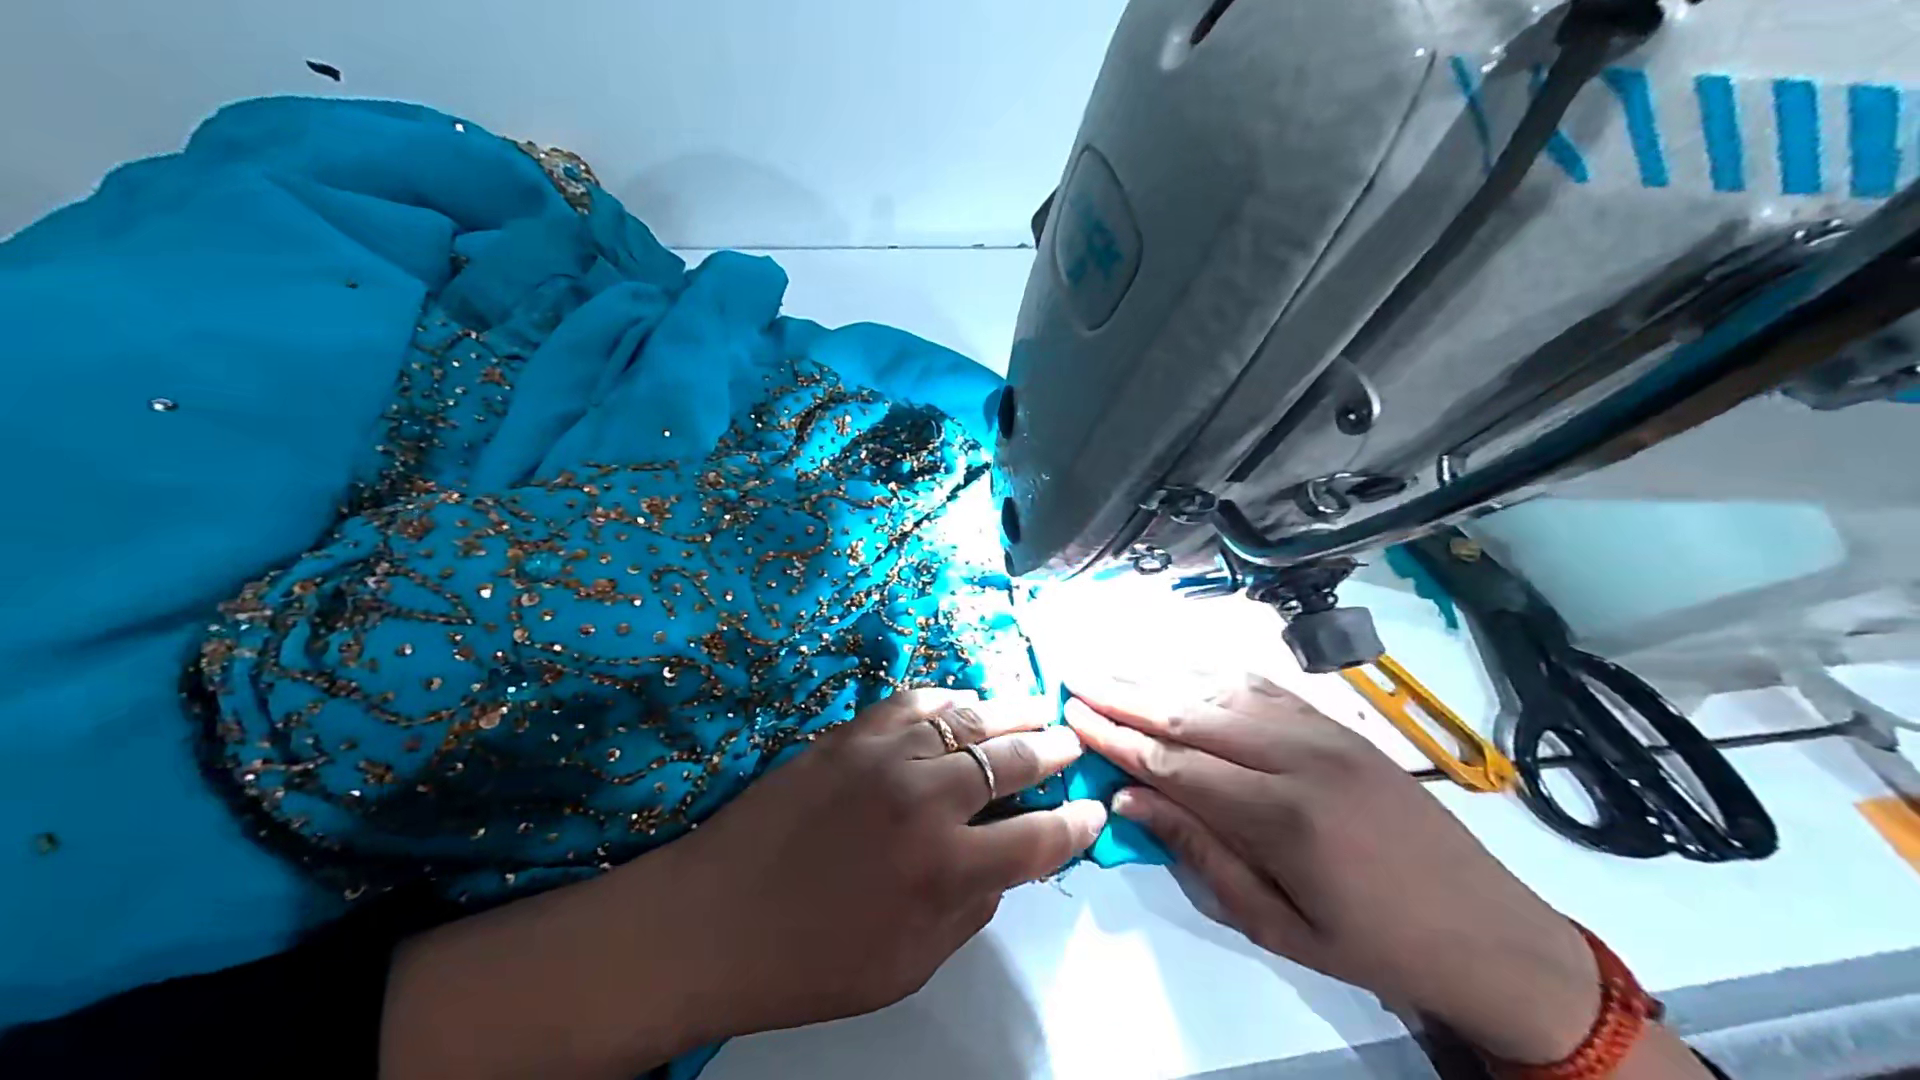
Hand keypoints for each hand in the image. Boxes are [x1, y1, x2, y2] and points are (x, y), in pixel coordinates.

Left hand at [383, 689, 1104, 1079]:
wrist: (712, 919)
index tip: (1092, 811)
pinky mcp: (849, 734)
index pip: (1039, 840)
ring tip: (1035, 708)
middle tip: (1072, 740)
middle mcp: (926, 803)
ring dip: (1011, 713)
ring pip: (969, 719)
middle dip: (1053, 749)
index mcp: (946, 871)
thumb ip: (972, 911)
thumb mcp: (910, 964)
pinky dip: (949, 700)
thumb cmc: (812, 961)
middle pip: (1013, 761)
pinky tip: (965, 702)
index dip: (1076, 825)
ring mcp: (885, 758)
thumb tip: (1007, 864)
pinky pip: (914, 702)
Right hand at [1065, 676, 1598, 1065]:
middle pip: (1189, 712)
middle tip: (1075, 676)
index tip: (1073, 713)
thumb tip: (1130, 798)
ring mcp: (1322, 730)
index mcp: (1281, 815)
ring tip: (1113, 668)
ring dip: (1159, 677)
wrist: (1489, 930)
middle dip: (1123, 694)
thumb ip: (1199, 853)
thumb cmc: (1373, 942)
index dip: (1116, 736)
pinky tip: (1180, 669)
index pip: (1173, 761)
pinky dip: (1210, 673)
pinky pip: (1261, 685)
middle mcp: (1297, 755)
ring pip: (1220, 689)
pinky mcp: (1337, 724)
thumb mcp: (1277, 924)